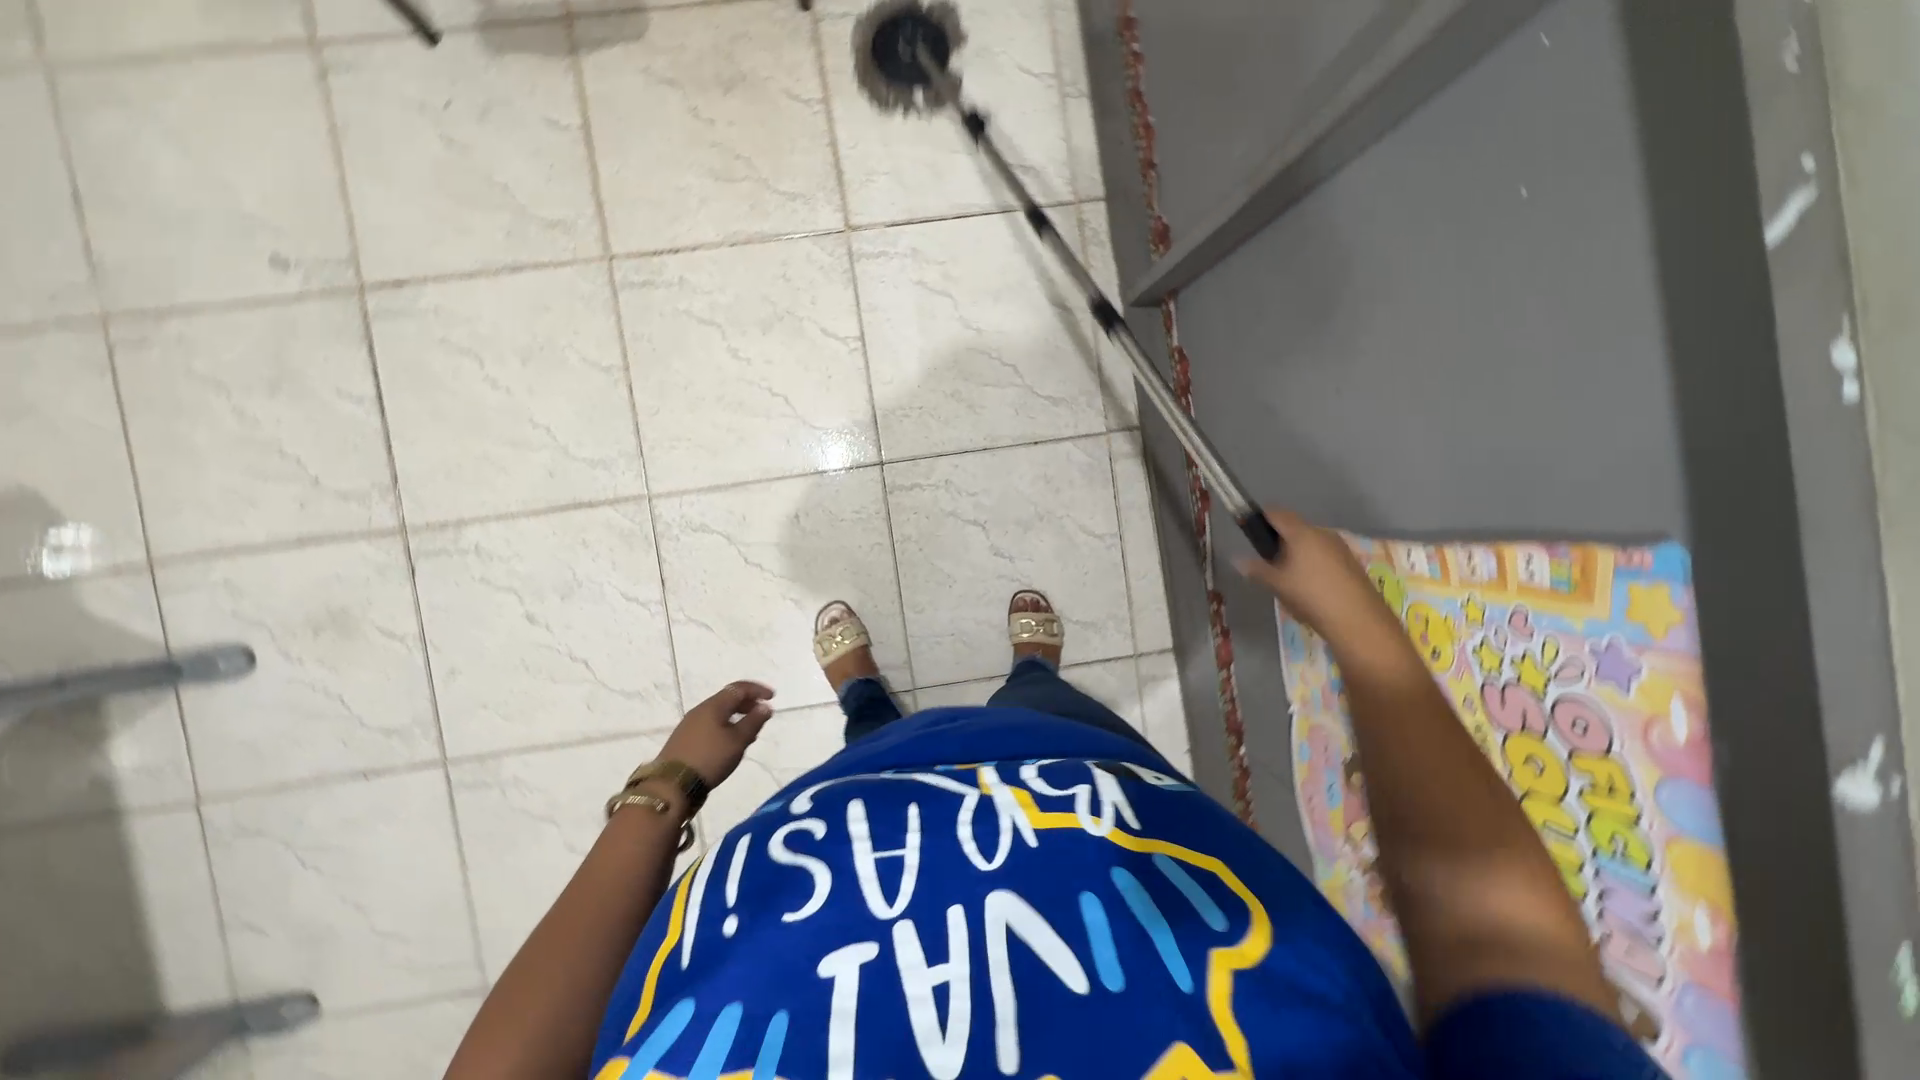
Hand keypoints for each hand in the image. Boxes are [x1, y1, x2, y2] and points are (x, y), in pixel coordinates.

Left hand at [656, 681, 775, 788]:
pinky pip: (710, 726)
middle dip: (747, 703)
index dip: (757, 690)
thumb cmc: (710, 758)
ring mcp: (689, 725)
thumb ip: (753, 722)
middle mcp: (699, 711)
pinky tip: (730, 744)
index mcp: (713, 706)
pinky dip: (725, 727)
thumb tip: (765, 706)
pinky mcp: (684, 740)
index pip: (738, 688)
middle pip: (727, 699)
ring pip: (718, 714)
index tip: (772, 697)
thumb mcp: (738, 741)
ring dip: (736, 717)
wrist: (672, 785)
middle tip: (762, 713)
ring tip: (749, 733)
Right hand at [1233, 507, 1397, 643]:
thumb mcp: (1277, 584)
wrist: (1357, 618)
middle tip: (1270, 564)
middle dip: (1280, 541)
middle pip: (1295, 528)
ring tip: (1291, 579)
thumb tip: (1237, 560)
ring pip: (1311, 542)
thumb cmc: (1310, 595)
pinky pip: (1325, 554)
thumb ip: (1256, 570)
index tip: (1252, 532)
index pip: (1277, 513)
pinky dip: (1314, 562)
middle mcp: (1322, 533)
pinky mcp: (1351, 561)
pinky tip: (1312, 586)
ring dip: (1298, 552)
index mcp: (1301, 533)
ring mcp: (1340, 546)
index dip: (1262, 518)